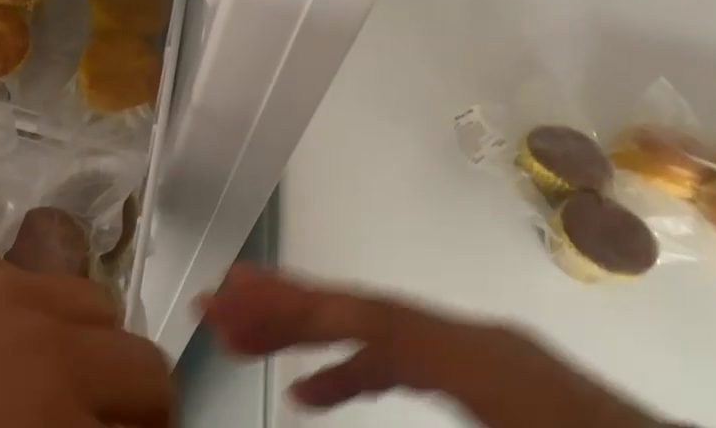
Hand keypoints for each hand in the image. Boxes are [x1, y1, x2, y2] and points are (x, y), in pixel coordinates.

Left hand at [0, 246, 172, 427]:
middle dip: (136, 410)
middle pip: (146, 370)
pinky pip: (32, 279)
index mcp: (50, 419)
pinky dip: (39, 311)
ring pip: (97, 305)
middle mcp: (48, 348)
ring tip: (55, 380)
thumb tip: (68, 422)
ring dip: (94, 349)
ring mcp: (6, 291)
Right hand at [199, 265, 665, 427]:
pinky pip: (408, 360)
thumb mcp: (500, 420)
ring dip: (308, 334)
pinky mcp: (495, 378)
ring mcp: (489, 355)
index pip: (371, 316)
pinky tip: (313, 390)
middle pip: (365, 308)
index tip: (233, 300)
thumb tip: (307, 394)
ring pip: (380, 330)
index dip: (296, 306)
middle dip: (286, 307)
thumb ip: (405, 367)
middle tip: (215, 306)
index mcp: (483, 355)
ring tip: (242, 340)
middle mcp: (481, 339)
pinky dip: (353, 366)